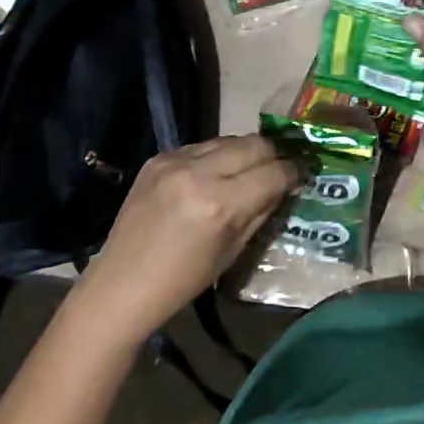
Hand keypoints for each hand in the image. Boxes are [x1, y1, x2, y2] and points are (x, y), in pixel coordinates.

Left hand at [67, 137, 295, 346]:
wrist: (121, 284)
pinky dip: (216, 156)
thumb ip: (262, 209)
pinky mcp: (158, 157)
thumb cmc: (184, 280)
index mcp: (219, 204)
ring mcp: (174, 161)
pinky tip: (214, 174)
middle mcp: (198, 172)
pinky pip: (202, 146)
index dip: (293, 172)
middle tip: (281, 168)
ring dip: (245, 153)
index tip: (302, 174)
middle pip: (255, 144)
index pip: (273, 172)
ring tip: (249, 170)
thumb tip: (285, 184)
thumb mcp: (234, 249)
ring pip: (229, 139)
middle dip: (274, 155)